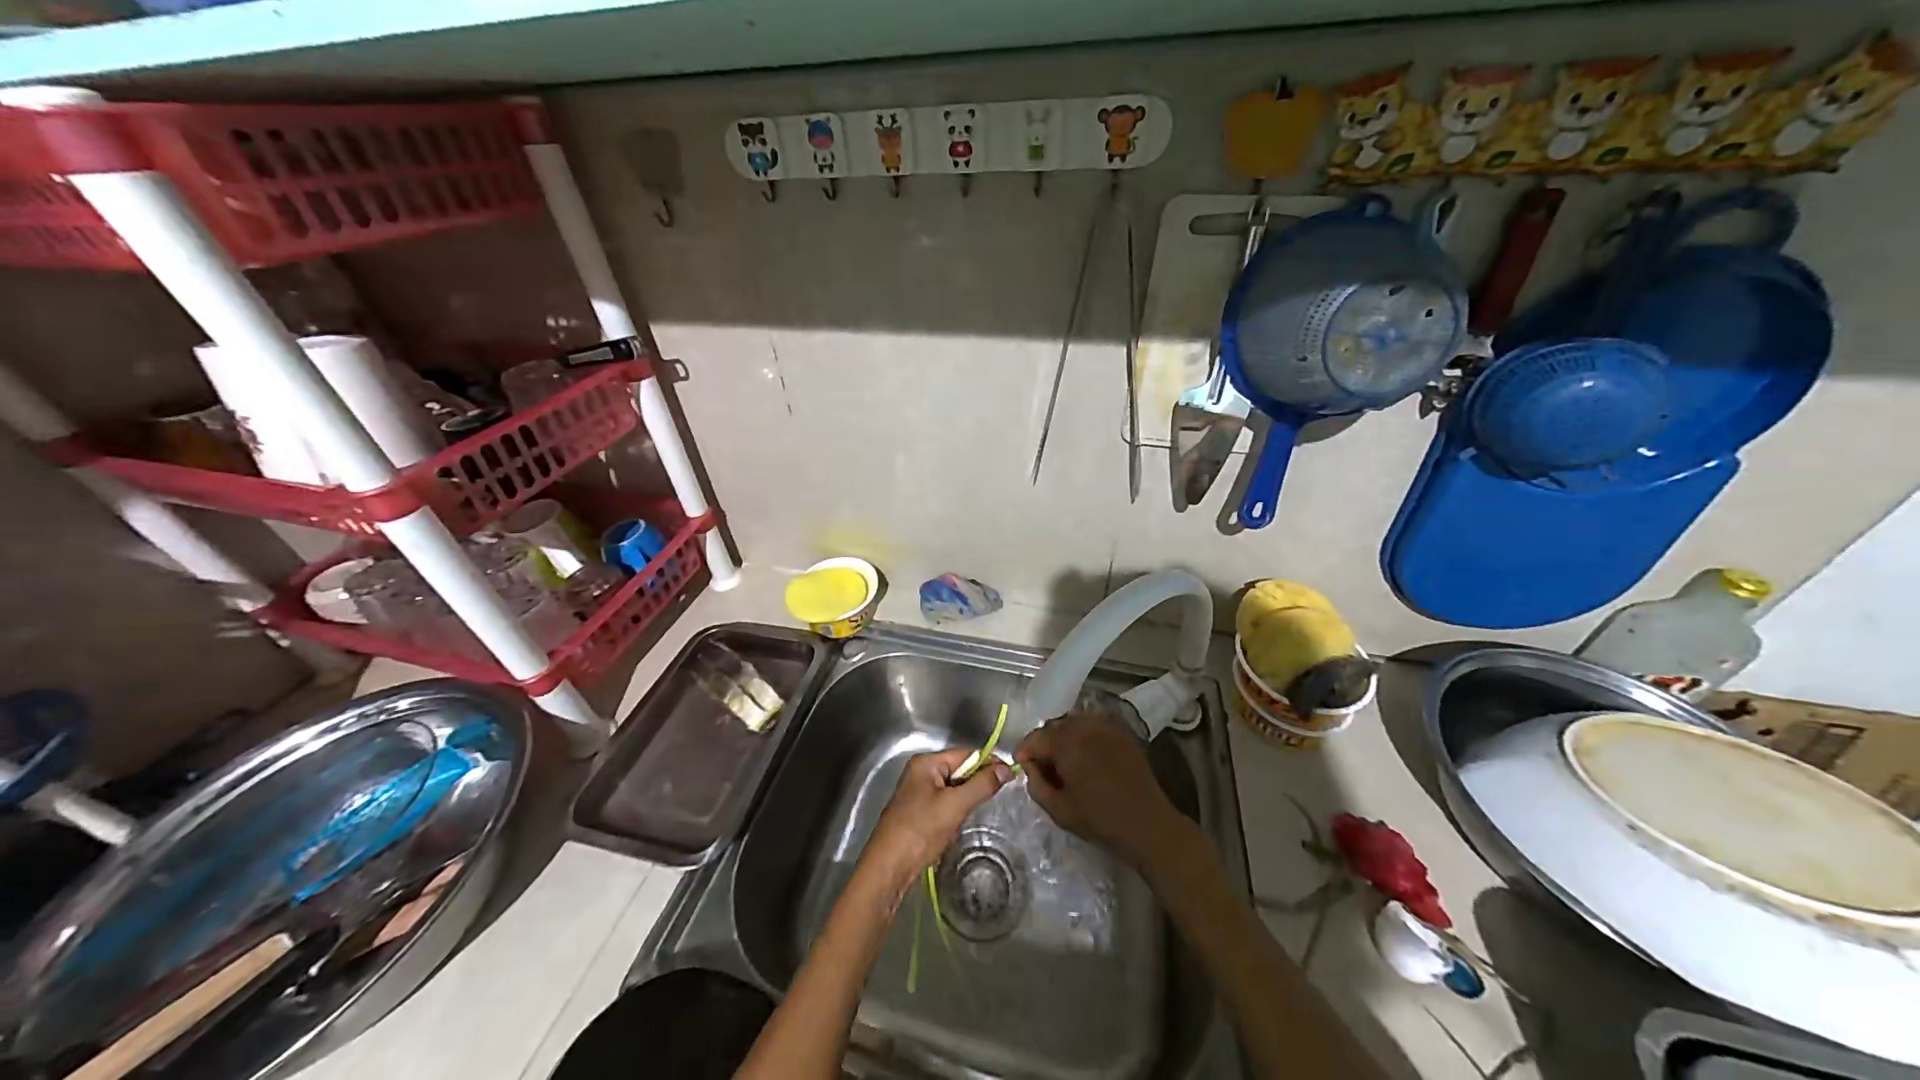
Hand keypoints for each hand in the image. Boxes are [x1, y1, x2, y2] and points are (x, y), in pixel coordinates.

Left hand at [863, 748, 1010, 888]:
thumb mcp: (955, 805)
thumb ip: (982, 785)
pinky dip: (954, 811)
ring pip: (953, 788)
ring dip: (965, 800)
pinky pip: (944, 803)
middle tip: (993, 797)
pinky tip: (956, 825)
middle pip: (959, 770)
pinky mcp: (918, 811)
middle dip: (975, 784)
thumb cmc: (921, 830)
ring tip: (972, 813)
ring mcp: (917, 792)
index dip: (988, 763)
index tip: (1009, 776)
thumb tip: (1006, 769)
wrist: (889, 866)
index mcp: (926, 763)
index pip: (965, 754)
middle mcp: (920, 772)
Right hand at [1015, 712, 1190, 869]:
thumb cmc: (1099, 819)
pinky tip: (1086, 754)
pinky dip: (1084, 735)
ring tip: (1064, 759)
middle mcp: (1085, 728)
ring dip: (1064, 736)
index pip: (1036, 738)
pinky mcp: (1122, 734)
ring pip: (1074, 722)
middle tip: (1043, 765)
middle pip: (1054, 726)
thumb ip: (1036, 784)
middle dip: (1044, 742)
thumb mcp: (1058, 810)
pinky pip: (1094, 725)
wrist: (1146, 823)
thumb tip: (1030, 767)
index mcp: (1067, 744)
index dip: (1025, 751)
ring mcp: (1106, 728)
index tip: (1022, 764)